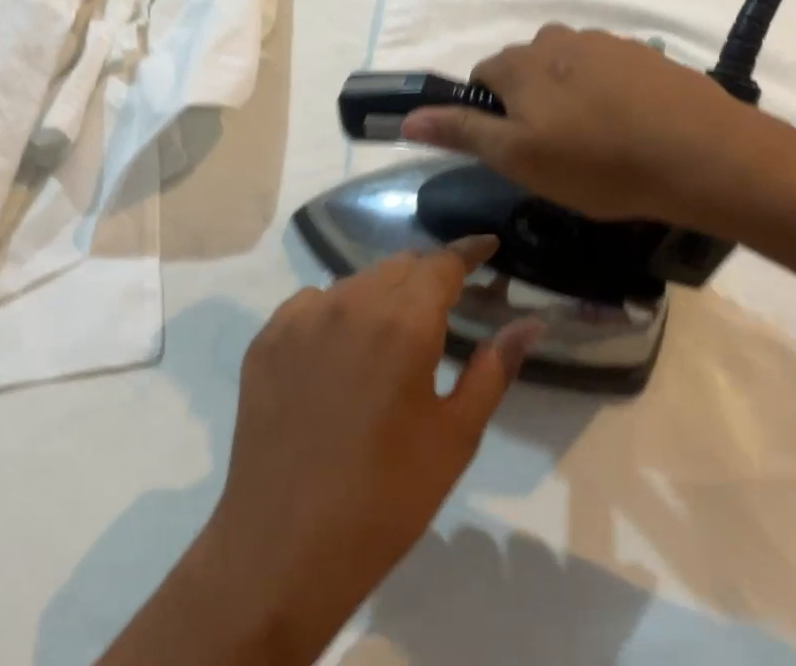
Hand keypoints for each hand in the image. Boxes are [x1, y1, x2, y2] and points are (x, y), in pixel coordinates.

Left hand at [203, 239, 543, 655]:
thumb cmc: (388, 498)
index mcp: (402, 323)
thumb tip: (530, 321)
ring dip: (383, 294)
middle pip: (398, 268)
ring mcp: (298, 321)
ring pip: (353, 283)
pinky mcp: (265, 343)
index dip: (469, 251)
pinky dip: (337, 311)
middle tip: (449, 301)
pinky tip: (343, 349)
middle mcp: (347, 304)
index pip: (442, 263)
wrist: (285, 547)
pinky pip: (311, 305)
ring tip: (396, 331)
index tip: (488, 247)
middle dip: (428, 275)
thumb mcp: (456, 435)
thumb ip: (495, 368)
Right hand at [400, 25, 795, 225]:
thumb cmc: (598, 163)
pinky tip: (629, 131)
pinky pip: (607, 75)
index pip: (481, 77)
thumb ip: (462, 131)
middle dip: (529, 106)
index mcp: (521, 62)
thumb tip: (409, 116)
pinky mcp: (646, 56)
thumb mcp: (518, 158)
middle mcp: (559, 39)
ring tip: (597, 146)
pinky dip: (607, 98)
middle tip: (556, 155)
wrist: (701, 154)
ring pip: (567, 72)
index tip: (514, 151)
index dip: (489, 115)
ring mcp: (607, 43)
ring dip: (569, 101)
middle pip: (525, 71)